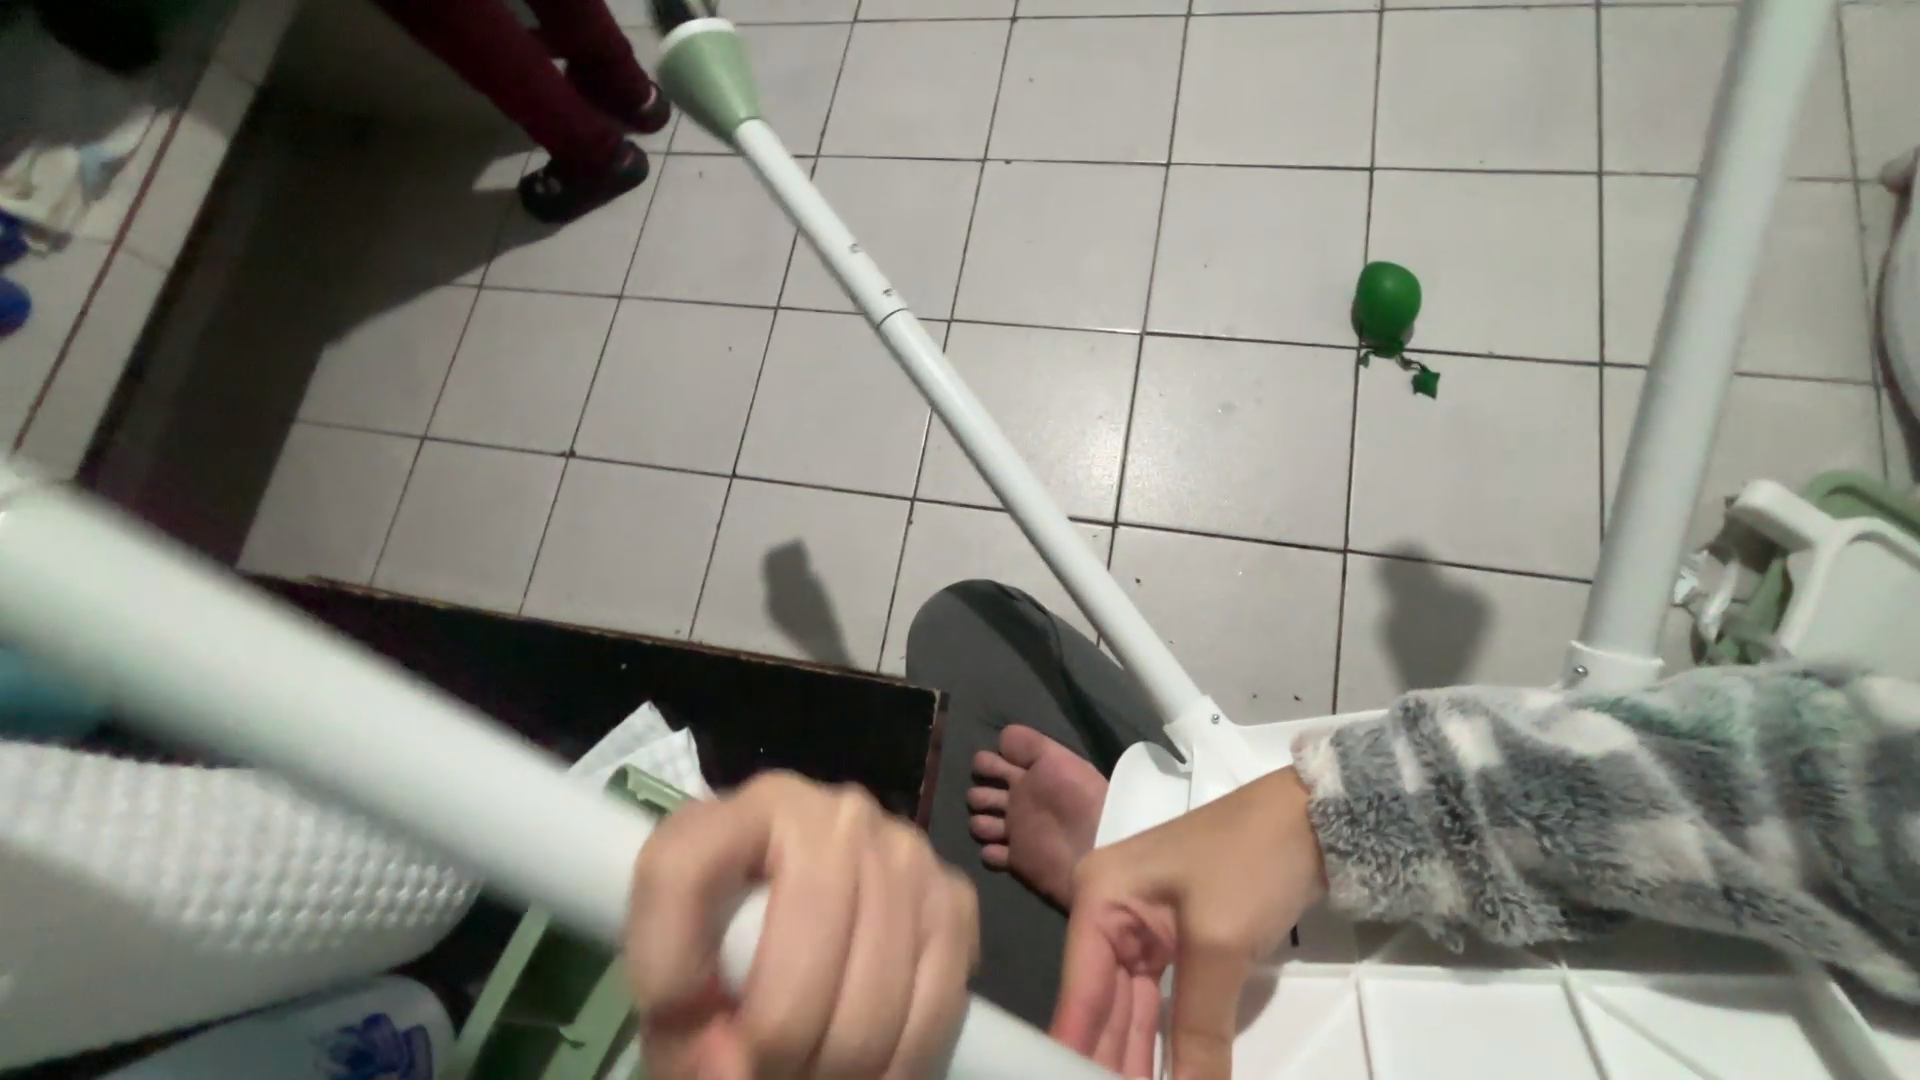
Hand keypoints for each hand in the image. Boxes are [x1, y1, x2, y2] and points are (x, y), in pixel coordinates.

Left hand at [626, 772, 979, 1079]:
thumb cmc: (739, 925)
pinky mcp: (954, 896)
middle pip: (802, 963)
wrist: (814, 896)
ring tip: (812, 1072)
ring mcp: (907, 851)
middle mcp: (839, 814)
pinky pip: (935, 1008)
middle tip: (765, 1075)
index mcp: (755, 805)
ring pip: (872, 1002)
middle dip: (778, 1052)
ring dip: (838, 1071)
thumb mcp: (682, 949)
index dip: (670, 978)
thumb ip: (677, 1006)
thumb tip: (726, 1073)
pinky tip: (868, 1070)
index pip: (684, 874)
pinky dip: (900, 1066)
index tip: (688, 1048)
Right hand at [1050, 768, 1325, 1079]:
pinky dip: (1165, 1044)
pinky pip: (1160, 1002)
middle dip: (1106, 1063)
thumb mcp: (1220, 944)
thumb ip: (1198, 1031)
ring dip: (1134, 1062)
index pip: (1080, 991)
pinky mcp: (1173, 941)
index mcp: (1099, 895)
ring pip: (1130, 1009)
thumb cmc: (1249, 862)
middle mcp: (1108, 910)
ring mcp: (1140, 926)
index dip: (1075, 1052)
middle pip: (1100, 1005)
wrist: (1306, 820)